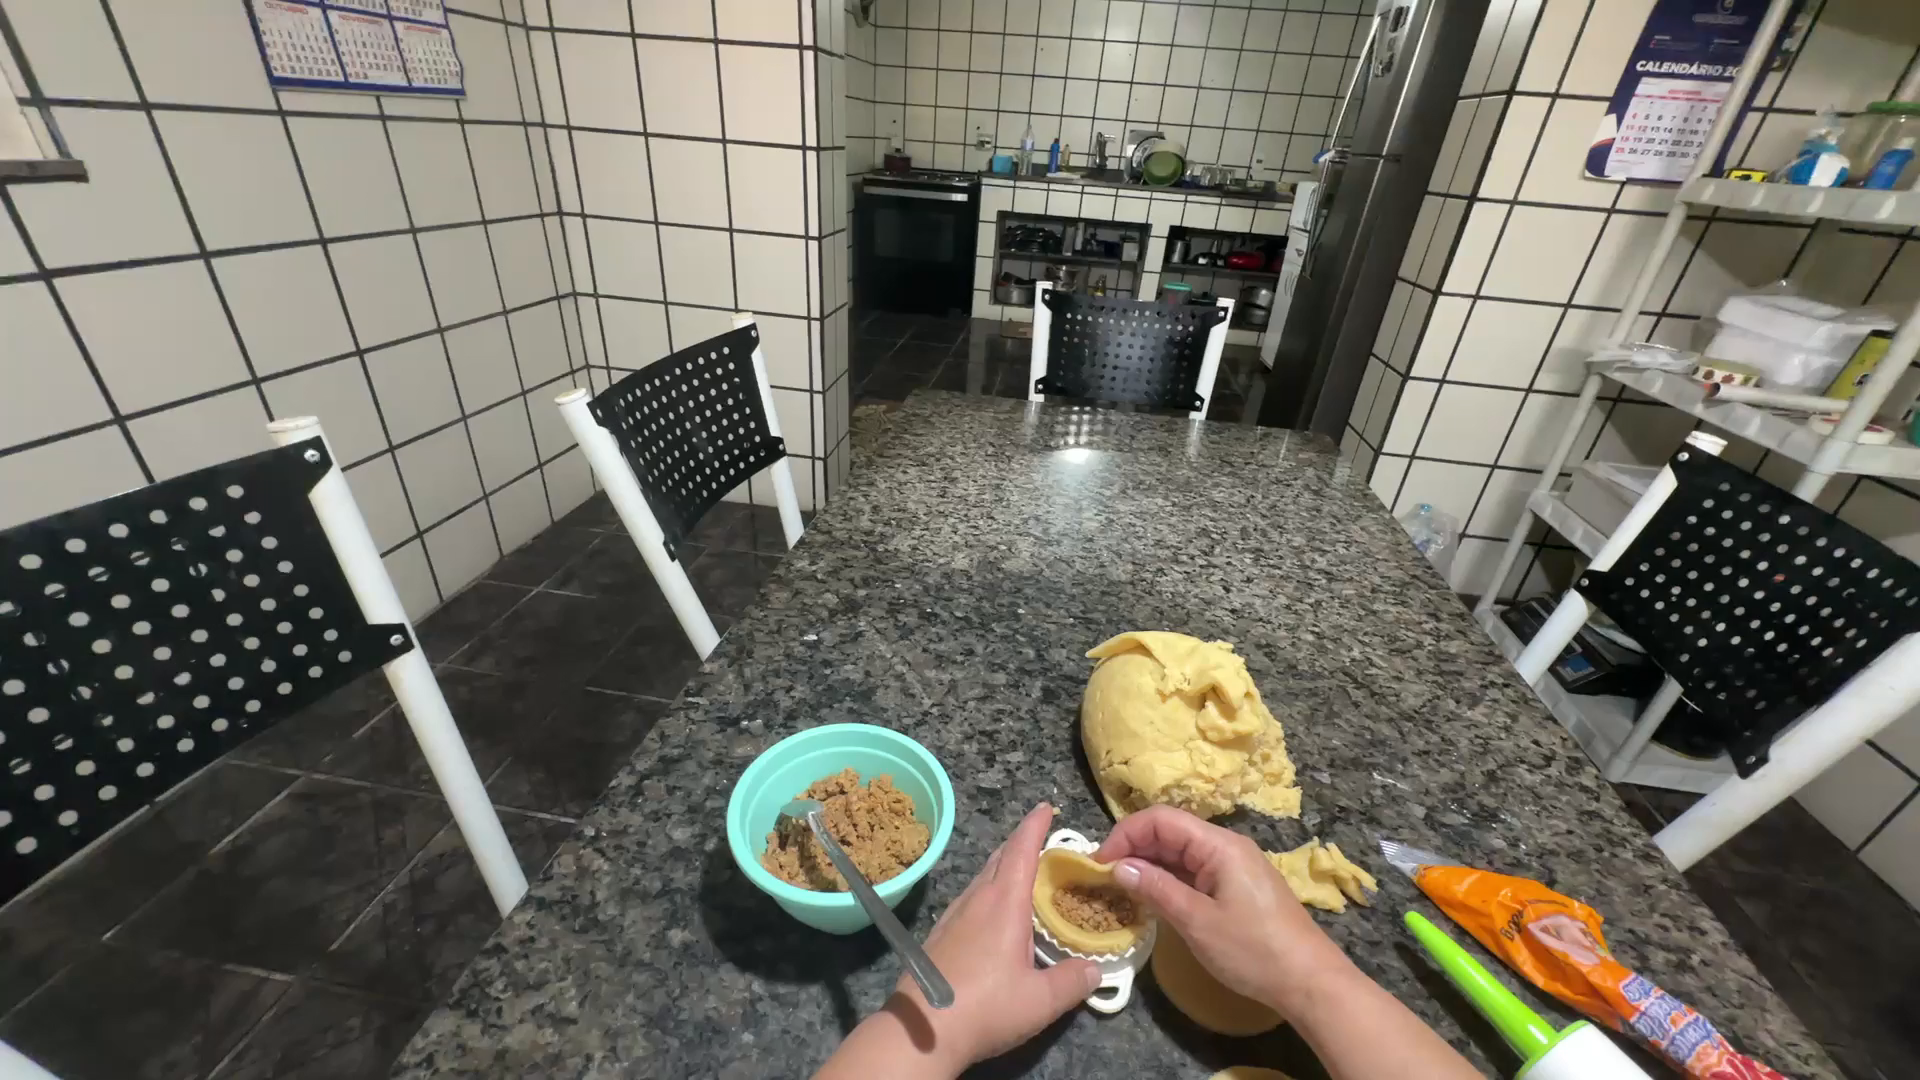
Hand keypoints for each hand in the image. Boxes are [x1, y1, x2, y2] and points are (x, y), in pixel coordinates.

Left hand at [816, 803, 1099, 1078]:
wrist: (923, 1028)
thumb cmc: (985, 1007)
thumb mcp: (1040, 1001)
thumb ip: (1072, 982)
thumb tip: (1096, 969)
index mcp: (1004, 903)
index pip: (1022, 850)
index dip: (1035, 825)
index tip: (1046, 806)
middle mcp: (978, 897)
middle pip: (1000, 856)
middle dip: (1021, 841)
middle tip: (1041, 837)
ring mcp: (956, 913)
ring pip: (984, 875)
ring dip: (1003, 863)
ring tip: (1021, 868)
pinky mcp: (942, 931)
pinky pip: (972, 894)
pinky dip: (989, 887)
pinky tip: (992, 908)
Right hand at [1094, 805, 1351, 1017]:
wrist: (1312, 984)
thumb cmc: (1254, 950)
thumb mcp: (1197, 922)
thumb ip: (1156, 889)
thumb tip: (1117, 867)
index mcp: (1219, 844)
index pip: (1161, 819)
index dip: (1126, 834)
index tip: (1101, 862)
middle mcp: (1225, 845)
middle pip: (1170, 831)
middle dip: (1134, 847)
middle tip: (1106, 875)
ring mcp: (1233, 865)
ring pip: (1180, 851)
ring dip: (1150, 863)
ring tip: (1123, 886)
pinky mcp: (1236, 885)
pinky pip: (1193, 869)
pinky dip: (1169, 877)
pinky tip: (1153, 896)